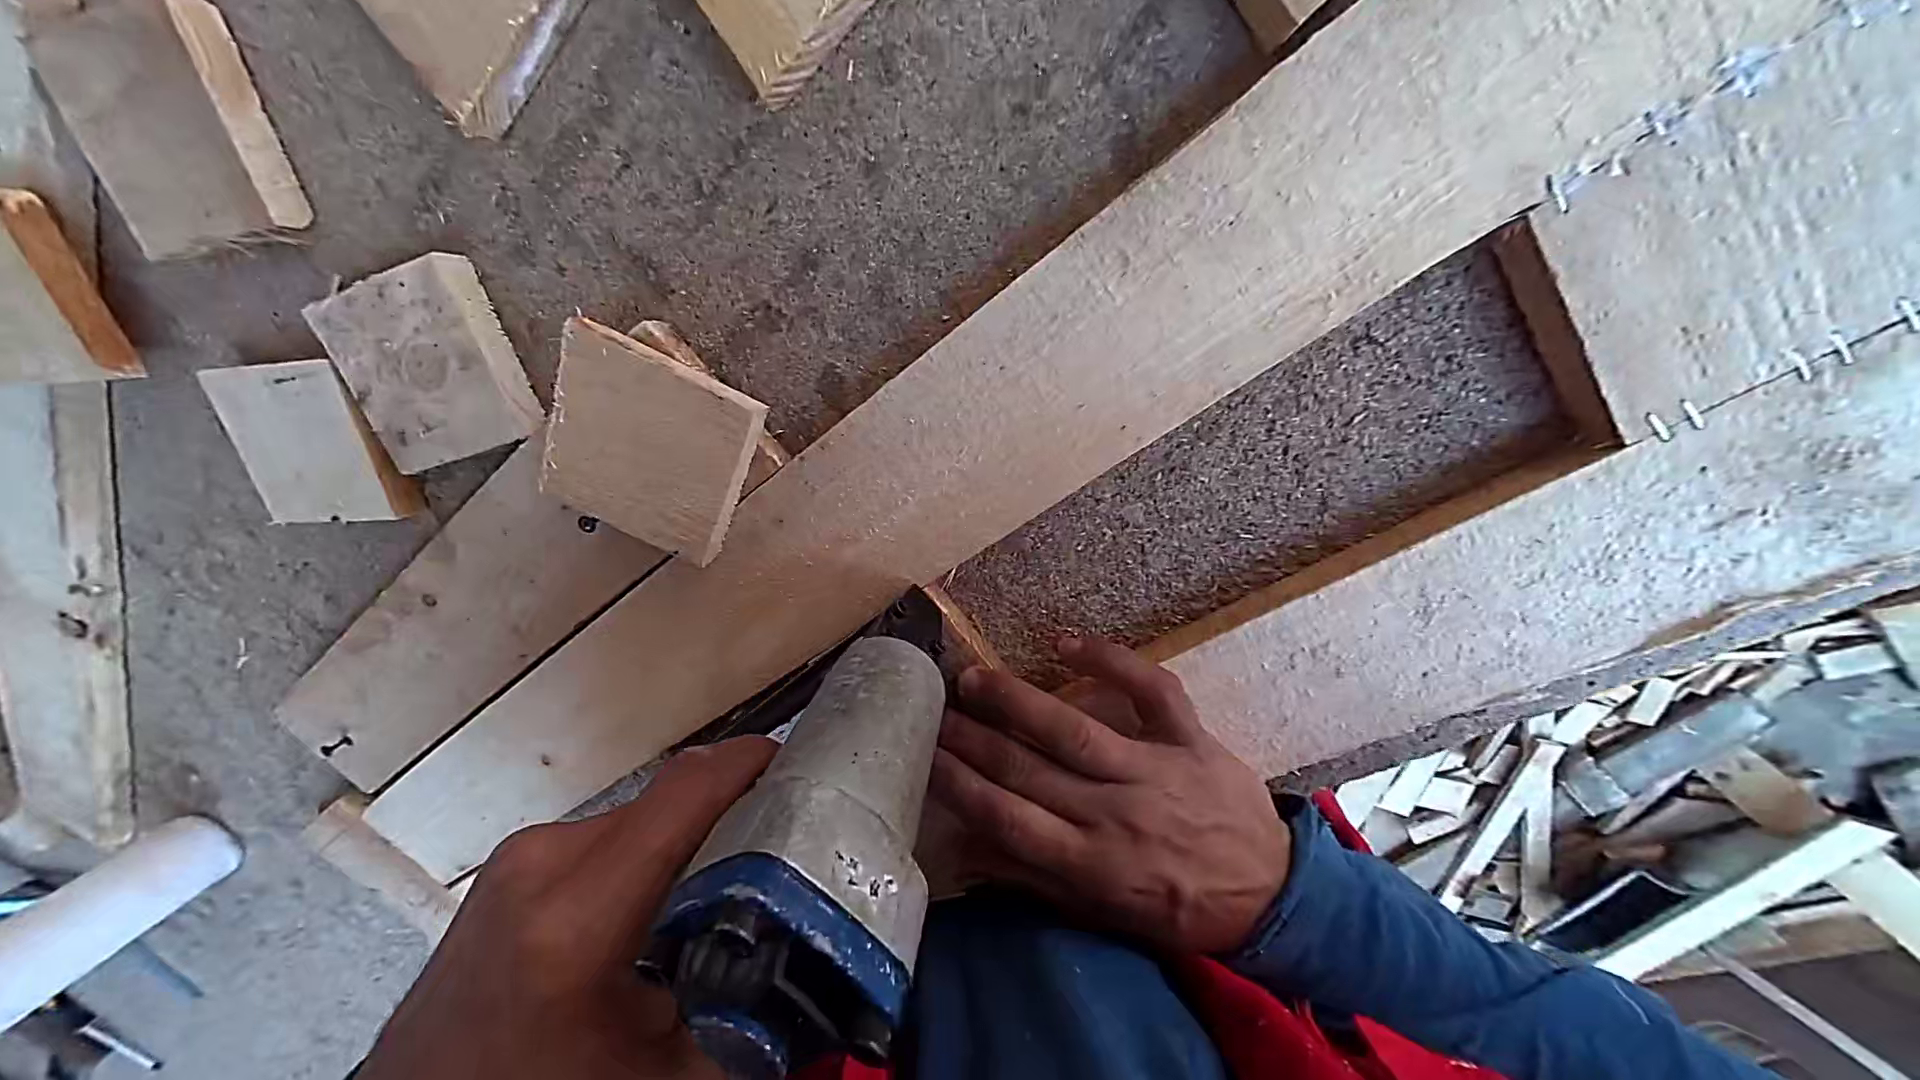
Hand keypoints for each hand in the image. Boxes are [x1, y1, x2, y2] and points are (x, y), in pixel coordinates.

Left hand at [358, 737, 778, 1079]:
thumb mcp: (670, 1068)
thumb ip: (747, 1001)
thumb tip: (811, 960)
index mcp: (576, 921)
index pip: (686, 791)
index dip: (750, 761)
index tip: (795, 758)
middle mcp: (540, 869)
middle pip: (671, 797)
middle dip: (732, 806)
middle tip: (779, 836)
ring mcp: (517, 861)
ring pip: (642, 812)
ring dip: (689, 831)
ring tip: (721, 878)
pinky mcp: (508, 866)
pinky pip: (607, 832)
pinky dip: (648, 848)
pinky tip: (659, 897)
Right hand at [931, 637, 1289, 953]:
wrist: (1270, 895)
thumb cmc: (1175, 907)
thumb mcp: (1101, 912)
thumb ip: (1032, 875)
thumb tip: (966, 845)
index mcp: (1091, 863)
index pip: (1008, 819)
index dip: (960, 784)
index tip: (926, 755)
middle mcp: (1115, 813)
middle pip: (1028, 770)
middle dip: (972, 738)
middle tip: (934, 709)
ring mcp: (1154, 770)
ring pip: (1073, 730)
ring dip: (1017, 702)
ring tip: (973, 678)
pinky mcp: (1190, 739)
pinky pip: (1151, 691)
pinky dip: (1110, 661)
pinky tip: (1065, 643)